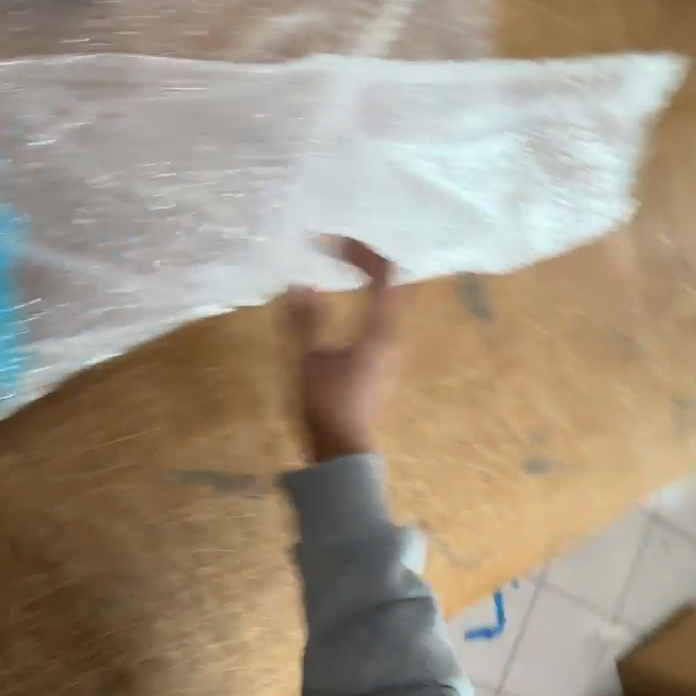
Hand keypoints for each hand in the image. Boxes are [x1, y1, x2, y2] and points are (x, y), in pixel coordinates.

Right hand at [285, 238, 403, 462]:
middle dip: (369, 263)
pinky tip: (341, 315)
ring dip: (368, 285)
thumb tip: (299, 284)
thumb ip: (305, 320)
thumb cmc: (327, 405)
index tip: (325, 243)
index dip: (357, 251)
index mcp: (381, 331)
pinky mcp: (382, 368)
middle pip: (396, 286)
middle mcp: (395, 338)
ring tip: (339, 275)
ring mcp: (392, 355)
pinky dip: (364, 306)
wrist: (342, 452)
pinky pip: (380, 324)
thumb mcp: (309, 359)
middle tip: (340, 253)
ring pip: (390, 306)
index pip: (384, 273)